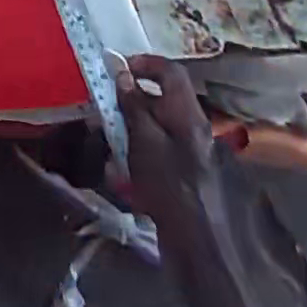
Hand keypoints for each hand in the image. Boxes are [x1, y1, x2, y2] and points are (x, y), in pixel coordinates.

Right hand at [116, 54, 221, 248]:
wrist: (201, 244)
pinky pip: (158, 157)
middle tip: (106, 112)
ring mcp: (192, 156)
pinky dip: (139, 162)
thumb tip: (122, 72)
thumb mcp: (144, 139)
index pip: (171, 72)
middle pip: (161, 103)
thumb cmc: (170, 183)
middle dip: (131, 105)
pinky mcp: (186, 178)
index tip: (118, 68)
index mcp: (187, 114)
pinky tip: (124, 180)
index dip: (145, 63)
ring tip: (109, 152)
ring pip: (156, 131)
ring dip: (131, 135)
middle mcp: (194, 130)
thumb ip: (132, 104)